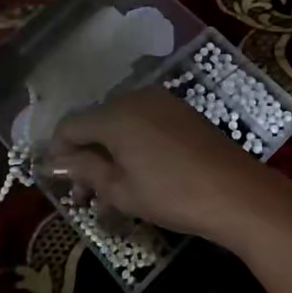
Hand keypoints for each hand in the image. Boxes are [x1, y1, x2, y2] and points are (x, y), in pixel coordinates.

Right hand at [47, 88, 291, 249]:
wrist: (237, 193)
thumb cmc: (172, 195)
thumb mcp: (120, 190)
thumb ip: (84, 170)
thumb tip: (54, 163)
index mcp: (114, 114)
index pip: (70, 126)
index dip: (57, 153)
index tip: (58, 183)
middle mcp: (135, 97)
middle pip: (95, 122)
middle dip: (84, 156)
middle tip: (84, 195)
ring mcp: (162, 101)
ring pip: (120, 123)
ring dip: (109, 152)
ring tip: (111, 190)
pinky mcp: (182, 111)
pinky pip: (144, 122)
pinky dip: (133, 144)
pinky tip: (138, 173)